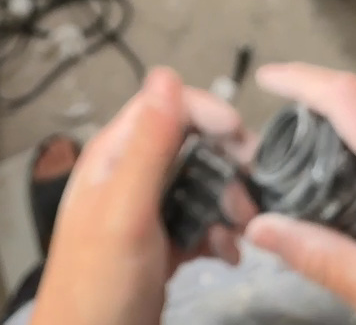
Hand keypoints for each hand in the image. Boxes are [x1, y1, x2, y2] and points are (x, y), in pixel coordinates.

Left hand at [31, 68, 254, 324]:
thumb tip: (166, 73)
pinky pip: (200, 220)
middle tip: (255, 186)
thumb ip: (150, 145)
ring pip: (200, 182)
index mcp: (115, 153)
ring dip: (227, 199)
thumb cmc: (100, 282)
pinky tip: (230, 254)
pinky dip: (220, 232)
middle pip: (189, 141)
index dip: (205, 111)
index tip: (241, 136)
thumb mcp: (126, 210)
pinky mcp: (162, 243)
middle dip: (225, 159)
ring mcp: (147, 209)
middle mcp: (130, 172)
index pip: (164, 104)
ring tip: (244, 228)